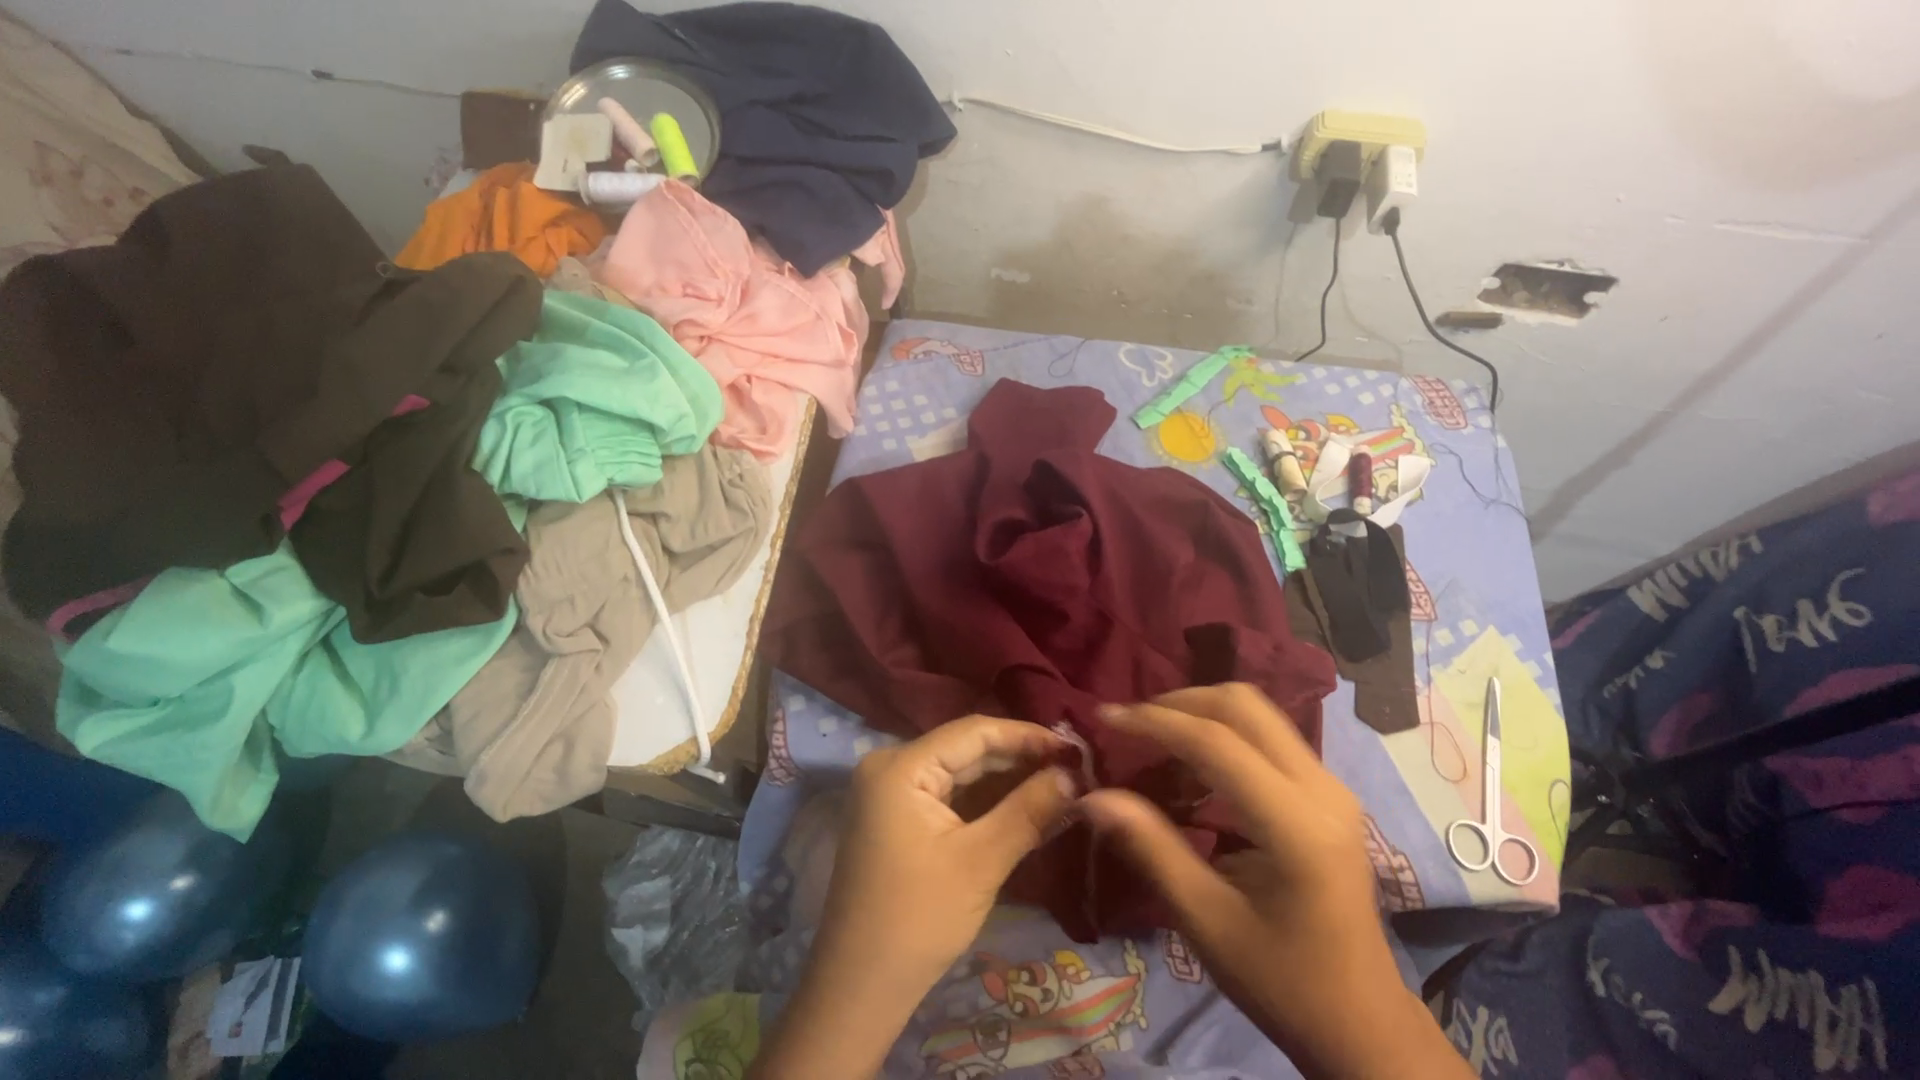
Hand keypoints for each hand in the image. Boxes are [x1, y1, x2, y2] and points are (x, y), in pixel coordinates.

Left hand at [752, 716, 1075, 1079]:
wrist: (861, 986)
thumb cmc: (919, 918)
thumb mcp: (981, 861)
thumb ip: (1029, 809)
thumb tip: (1075, 774)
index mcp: (900, 766)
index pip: (974, 732)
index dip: (1028, 736)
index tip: (1077, 748)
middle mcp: (891, 767)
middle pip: (967, 750)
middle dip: (1022, 760)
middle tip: (1078, 770)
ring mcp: (891, 795)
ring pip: (962, 774)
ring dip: (1009, 782)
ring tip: (1064, 787)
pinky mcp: (898, 821)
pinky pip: (950, 798)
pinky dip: (988, 804)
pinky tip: (1029, 808)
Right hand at [1081, 684, 1472, 1079]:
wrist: (1358, 1018)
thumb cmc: (1279, 979)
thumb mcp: (1205, 920)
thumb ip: (1151, 848)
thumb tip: (1093, 795)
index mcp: (1296, 825)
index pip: (1217, 742)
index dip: (1154, 722)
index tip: (1102, 719)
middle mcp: (1323, 790)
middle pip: (1244, 706)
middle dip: (1178, 703)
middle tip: (1128, 725)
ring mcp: (1332, 787)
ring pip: (1259, 714)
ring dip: (1200, 713)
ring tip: (1151, 740)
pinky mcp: (1328, 794)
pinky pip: (1270, 737)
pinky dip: (1223, 733)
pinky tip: (1191, 765)